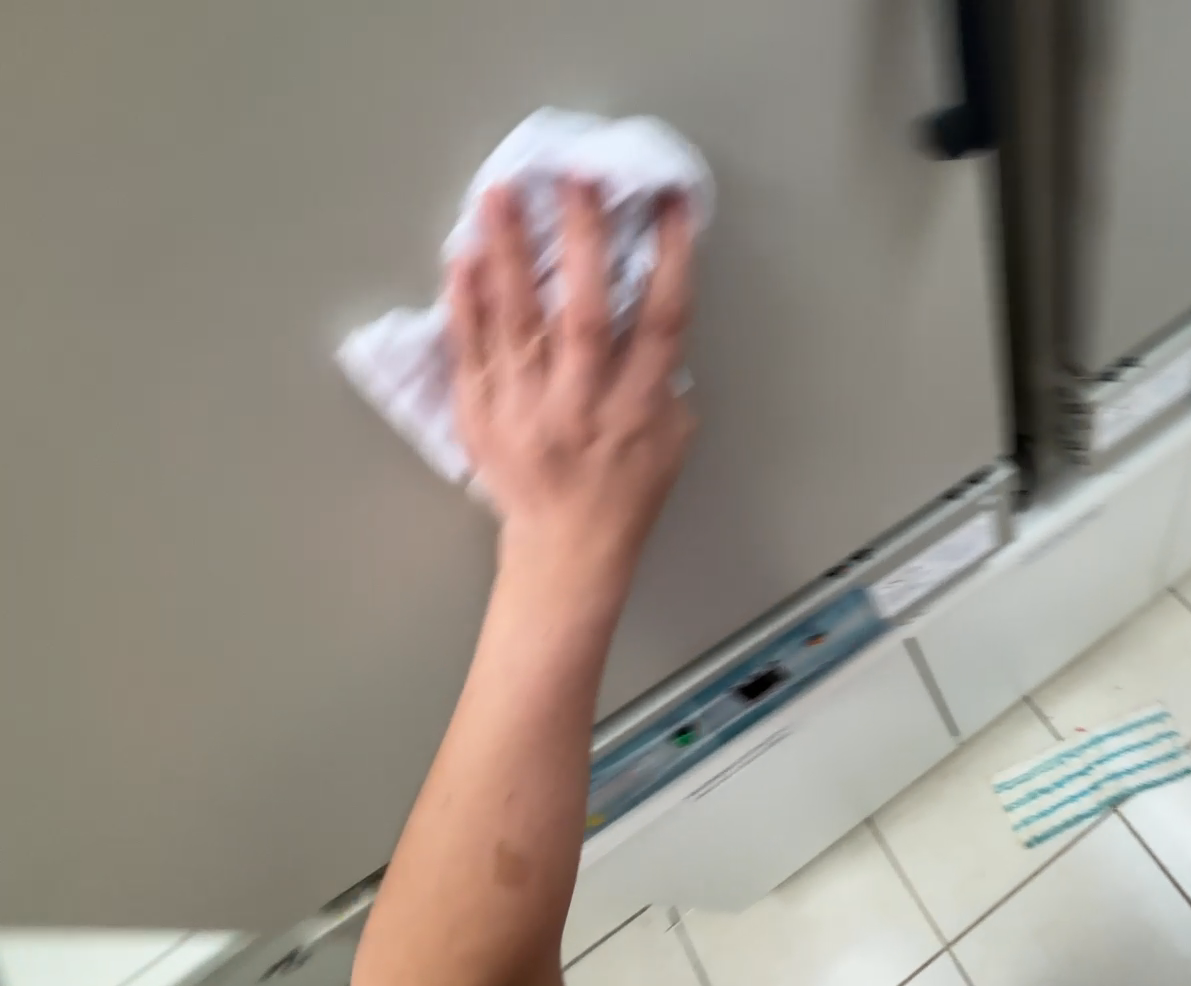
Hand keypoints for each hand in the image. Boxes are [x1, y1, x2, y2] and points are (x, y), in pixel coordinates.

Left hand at [448, 179, 696, 593]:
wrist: (566, 549)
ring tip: (503, 191)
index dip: (669, 262)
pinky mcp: (481, 415)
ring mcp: (525, 410)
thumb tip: (643, 326)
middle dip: (584, 242)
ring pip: (517, 323)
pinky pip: (469, 350)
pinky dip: (466, 300)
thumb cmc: (629, 495)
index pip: (662, 326)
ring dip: (511, 252)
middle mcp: (583, 407)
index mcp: (639, 412)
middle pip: (585, 316)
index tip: (668, 208)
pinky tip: (464, 253)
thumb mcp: (673, 444)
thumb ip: (664, 383)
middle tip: (576, 178)